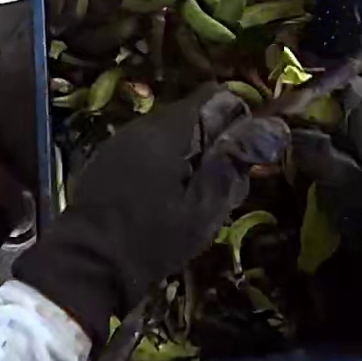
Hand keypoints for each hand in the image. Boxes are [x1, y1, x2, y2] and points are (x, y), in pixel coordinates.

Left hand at [15, 84, 288, 335]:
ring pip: (174, 132)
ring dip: (191, 155)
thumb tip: (274, 126)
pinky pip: (151, 147)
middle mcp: (146, 123)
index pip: (218, 96)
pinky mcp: (111, 156)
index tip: (242, 157)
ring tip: (193, 197)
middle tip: (220, 186)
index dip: (239, 121)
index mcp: (172, 129)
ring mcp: (124, 138)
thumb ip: (236, 162)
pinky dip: (166, 163)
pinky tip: (163, 198)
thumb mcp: (204, 206)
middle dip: (216, 142)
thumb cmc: (153, 236)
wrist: (87, 264)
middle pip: (197, 114)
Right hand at [291, 79, 361, 349]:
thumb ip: (312, 150)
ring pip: (360, 127)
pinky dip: (345, 150)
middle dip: (324, 110)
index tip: (296, 95)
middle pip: (355, 105)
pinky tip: (330, 168)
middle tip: (295, 122)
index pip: (353, 85)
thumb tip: (287, 127)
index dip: (324, 84)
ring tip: (307, 145)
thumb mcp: (337, 181)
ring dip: (334, 131)